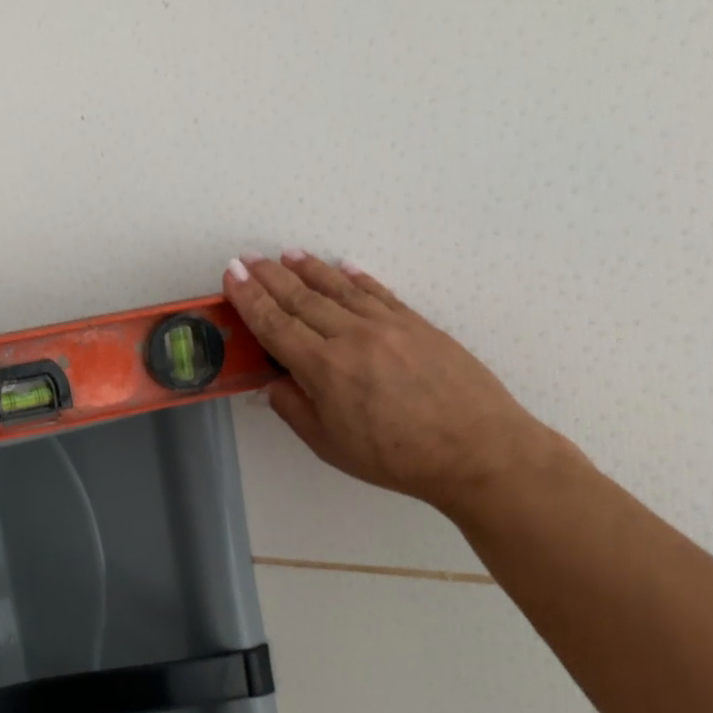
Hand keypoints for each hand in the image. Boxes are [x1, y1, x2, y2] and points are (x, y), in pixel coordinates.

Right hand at [222, 251, 568, 510]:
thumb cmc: (398, 457)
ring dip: (308, 269)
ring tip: (286, 254)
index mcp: (324, 369)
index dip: (249, 299)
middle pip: (300, 299)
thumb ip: (295, 409)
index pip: (274, 325)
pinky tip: (342, 267)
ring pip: (338, 289)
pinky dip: (356, 278)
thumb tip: (272, 384)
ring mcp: (388, 327)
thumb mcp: (330, 444)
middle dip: (269, 277)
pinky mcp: (419, 326)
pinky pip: (379, 293)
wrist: (479, 452)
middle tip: (248, 259)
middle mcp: (352, 339)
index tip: (232, 275)